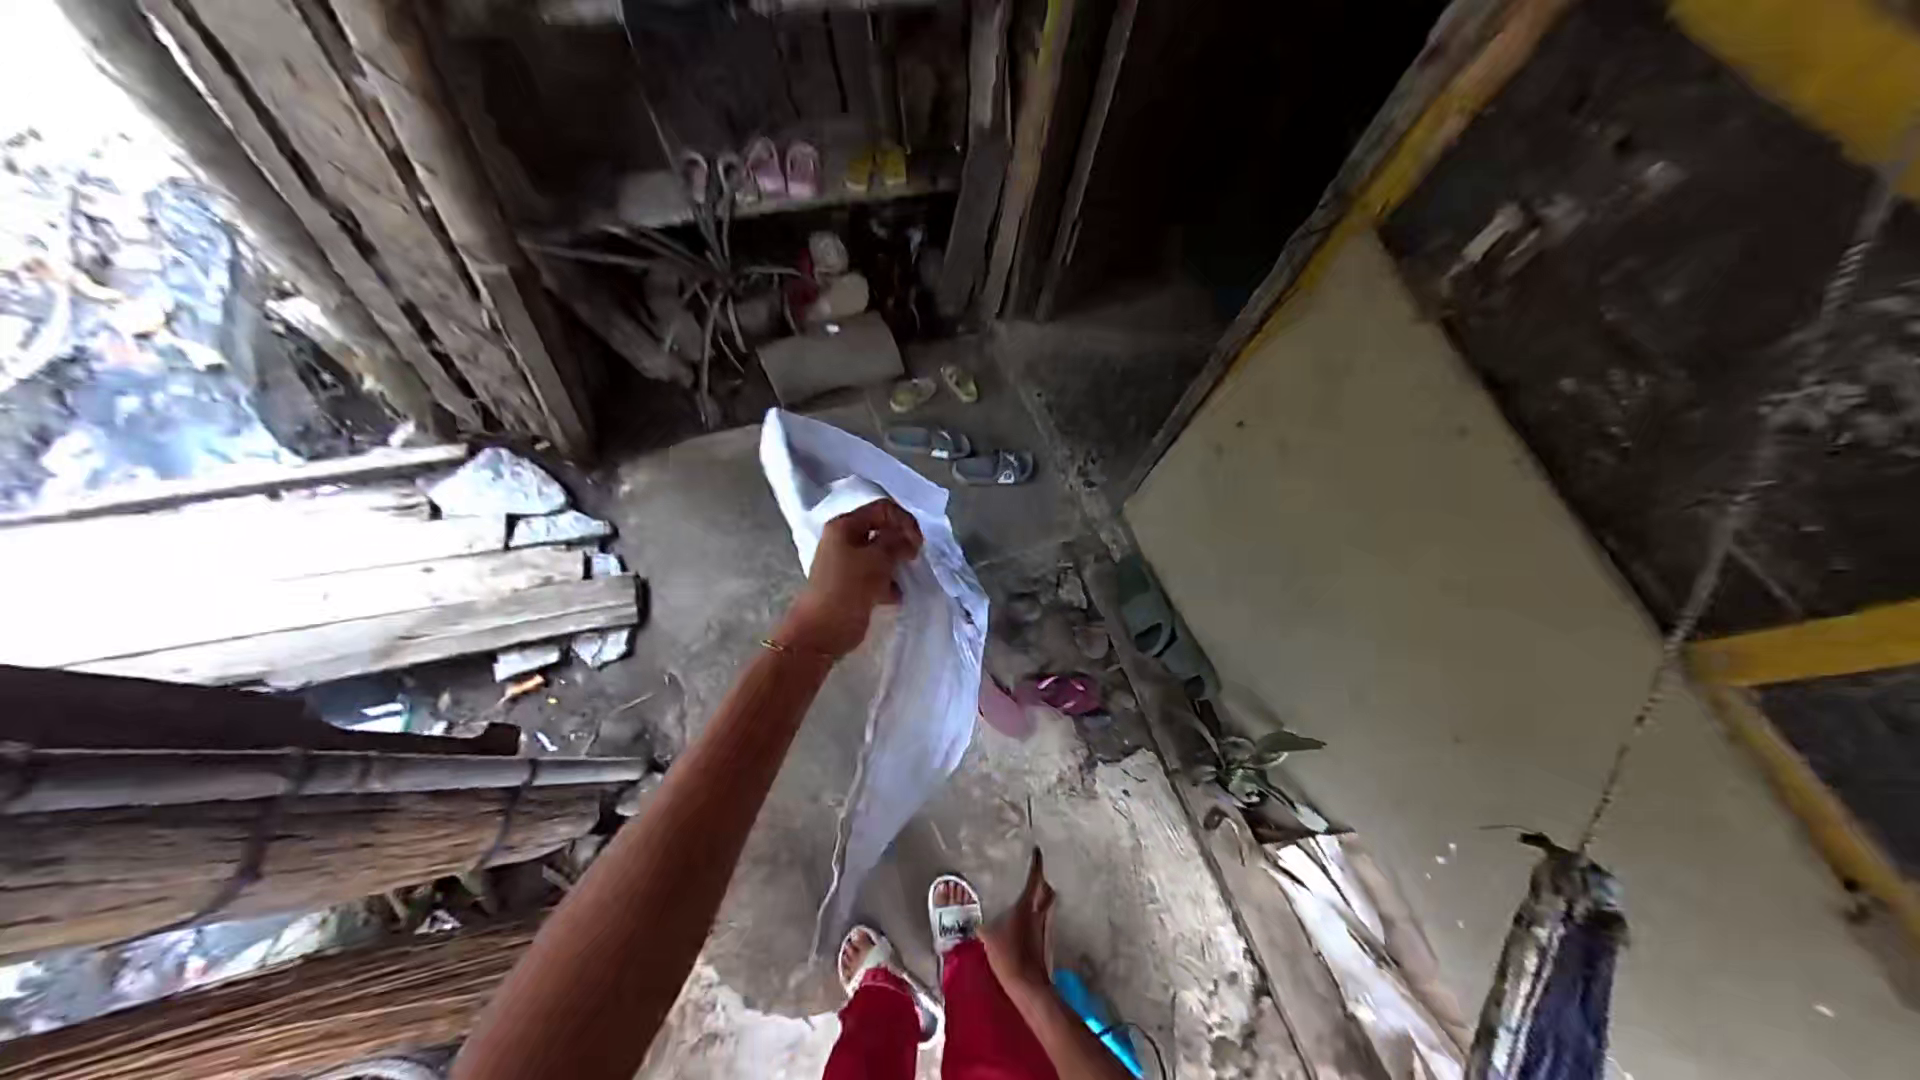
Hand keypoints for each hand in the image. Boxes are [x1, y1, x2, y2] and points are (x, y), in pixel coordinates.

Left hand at [776, 499, 922, 658]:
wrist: (822, 631)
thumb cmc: (848, 588)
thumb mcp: (877, 559)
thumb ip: (896, 542)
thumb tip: (907, 539)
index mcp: (845, 526)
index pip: (882, 509)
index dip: (904, 521)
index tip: (917, 543)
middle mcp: (844, 540)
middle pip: (882, 530)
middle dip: (901, 542)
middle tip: (914, 558)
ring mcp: (846, 564)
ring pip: (880, 555)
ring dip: (896, 564)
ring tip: (905, 578)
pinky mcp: (852, 585)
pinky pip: (877, 576)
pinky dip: (888, 583)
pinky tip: (895, 596)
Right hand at [981, 847, 1055, 996]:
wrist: (1029, 985)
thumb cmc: (1009, 954)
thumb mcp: (989, 936)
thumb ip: (983, 925)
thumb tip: (975, 920)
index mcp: (1028, 905)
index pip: (1036, 878)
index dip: (1037, 863)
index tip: (1036, 850)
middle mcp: (1041, 912)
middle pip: (1048, 891)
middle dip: (1042, 882)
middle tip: (1033, 875)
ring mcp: (1047, 928)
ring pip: (1049, 905)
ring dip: (1043, 898)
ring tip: (1030, 896)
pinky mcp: (1048, 942)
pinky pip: (1045, 919)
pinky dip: (1040, 915)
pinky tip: (1028, 922)